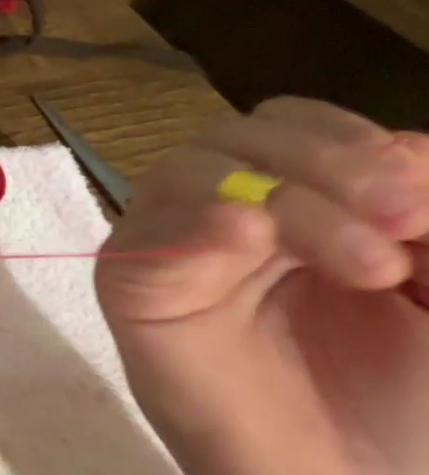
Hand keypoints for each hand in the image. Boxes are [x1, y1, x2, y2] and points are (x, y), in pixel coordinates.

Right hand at [97, 98, 428, 473]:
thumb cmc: (408, 402)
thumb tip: (411, 152)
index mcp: (294, 197)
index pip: (296, 127)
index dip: (356, 140)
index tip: (426, 191)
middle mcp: (223, 202)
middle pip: (244, 135)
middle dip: (331, 163)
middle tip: (408, 214)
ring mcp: (168, 236)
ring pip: (193, 168)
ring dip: (286, 196)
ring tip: (369, 262)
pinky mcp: (129, 279)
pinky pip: (148, 232)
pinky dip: (198, 219)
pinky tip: (248, 231)